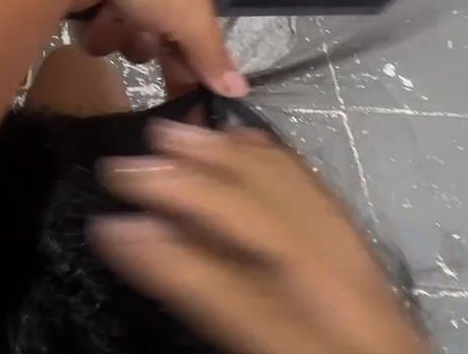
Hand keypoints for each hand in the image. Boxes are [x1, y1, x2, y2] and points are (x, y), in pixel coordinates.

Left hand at [61, 0, 244, 97]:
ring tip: (114, 23)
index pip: (204, 12)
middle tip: (149, 64)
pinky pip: (95, 15)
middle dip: (154, 43)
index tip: (192, 82)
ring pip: (126, 23)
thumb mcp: (192, 18)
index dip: (197, 47)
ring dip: (121, 33)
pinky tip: (91, 15)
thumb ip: (212, 56)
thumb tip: (240, 90)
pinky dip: (95, 21)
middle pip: (163, 22)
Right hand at [92, 120, 424, 353]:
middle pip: (261, 225)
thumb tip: (140, 243)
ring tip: (167, 135)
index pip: (230, 296)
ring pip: (288, 192)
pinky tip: (233, 138)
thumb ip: (206, 299)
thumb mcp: (256, 343)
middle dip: (186, 186)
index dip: (164, 259)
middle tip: (123, 169)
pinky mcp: (361, 244)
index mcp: (306, 343)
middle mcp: (343, 300)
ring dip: (220, 156)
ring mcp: (360, 267)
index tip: (107, 227)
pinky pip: (312, 184)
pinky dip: (264, 154)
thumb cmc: (306, 347)